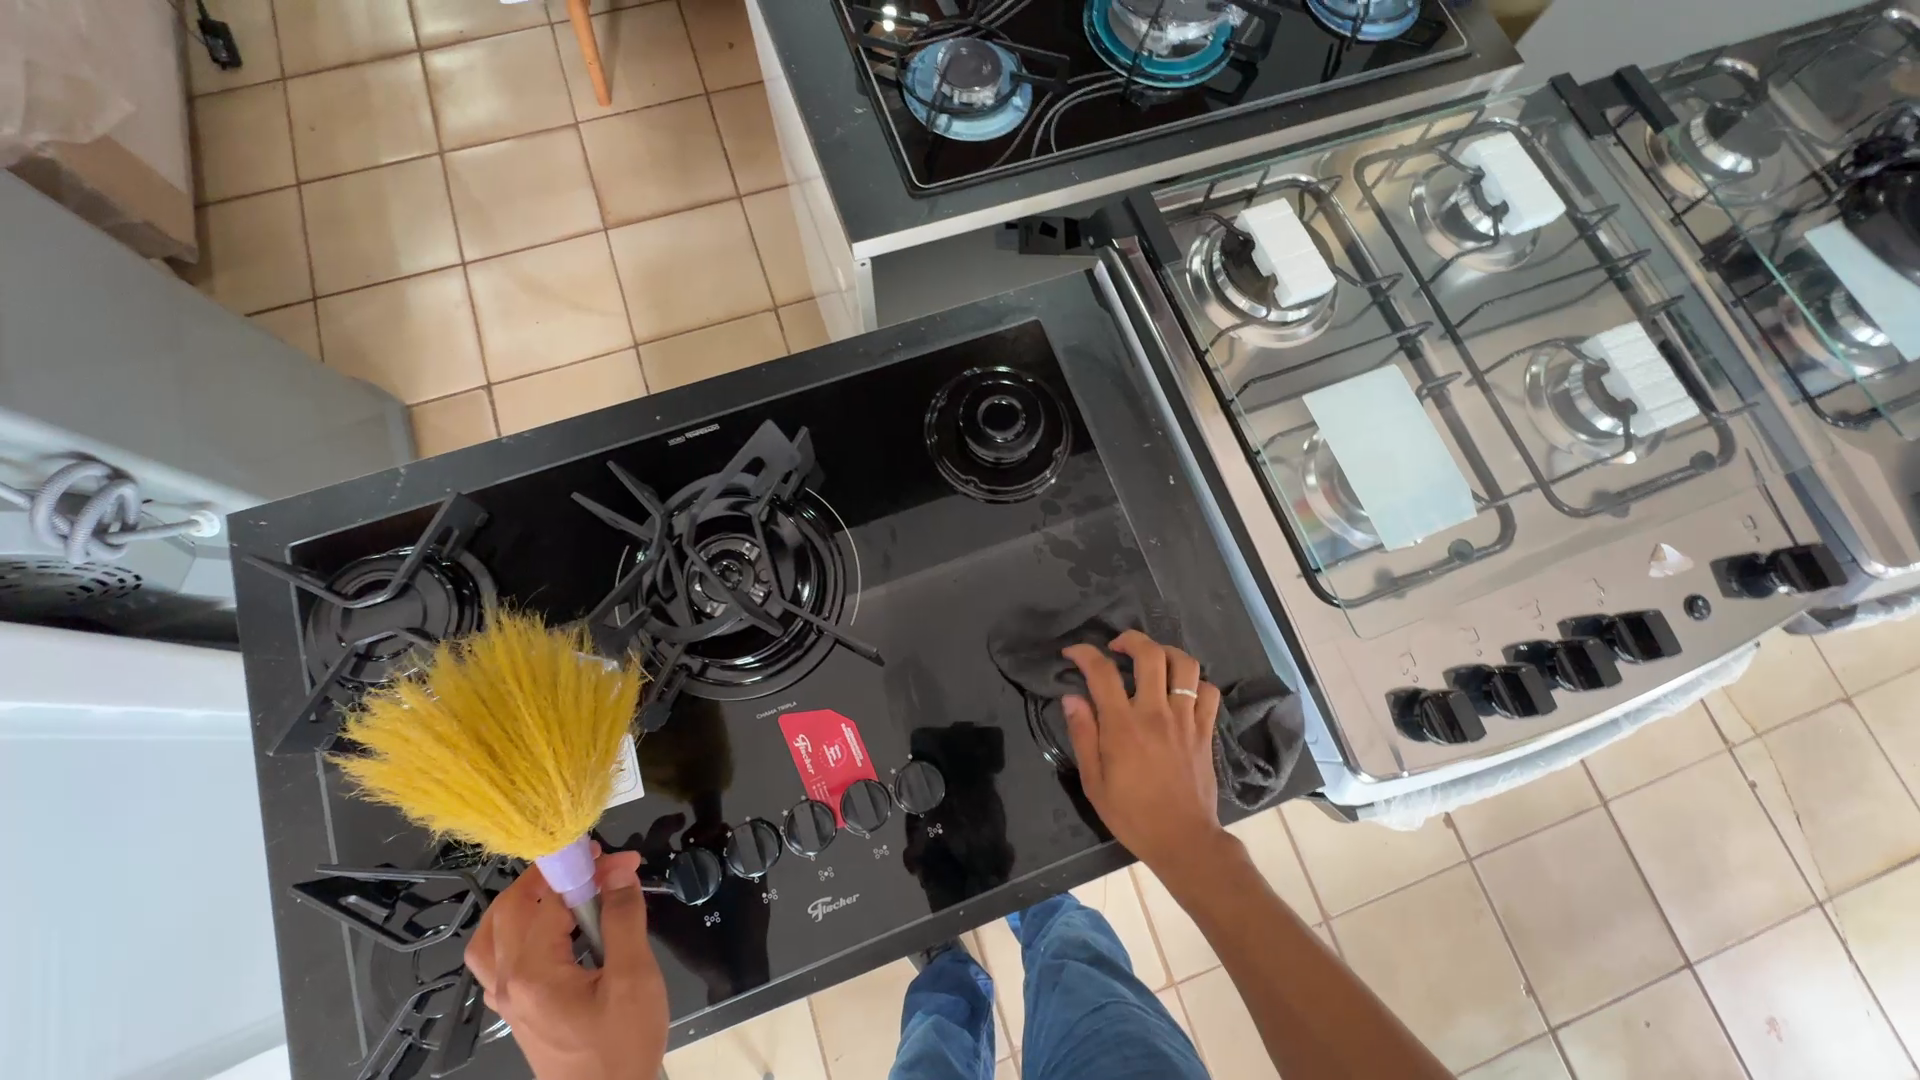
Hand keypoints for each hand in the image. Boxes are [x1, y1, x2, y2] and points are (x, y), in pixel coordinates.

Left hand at [466, 850, 667, 1079]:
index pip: (550, 899)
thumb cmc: (622, 1045)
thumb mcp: (634, 977)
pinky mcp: (517, 1011)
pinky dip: (520, 930)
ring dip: (524, 903)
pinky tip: (556, 929)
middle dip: (549, 878)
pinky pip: (501, 958)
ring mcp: (507, 1000)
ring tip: (566, 889)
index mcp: (532, 972)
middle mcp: (507, 983)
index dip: (585, 870)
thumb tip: (619, 869)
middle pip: (508, 911)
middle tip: (593, 865)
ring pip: (494, 936)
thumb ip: (623, 918)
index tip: (621, 859)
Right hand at [1062, 631, 1226, 873]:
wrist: (1183, 840)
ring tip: (1151, 660)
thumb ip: (1083, 734)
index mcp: (1123, 726)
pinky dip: (1196, 682)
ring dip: (1165, 652)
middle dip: (1130, 639)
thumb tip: (1072, 697)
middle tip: (1116, 647)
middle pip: (1150, 654)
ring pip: (1185, 664)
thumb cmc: (1131, 814)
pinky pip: (1209, 691)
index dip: (1084, 653)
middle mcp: (1156, 713)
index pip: (1102, 672)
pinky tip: (1181, 690)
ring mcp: (1186, 720)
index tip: (1073, 653)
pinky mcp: (1206, 730)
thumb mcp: (1093, 781)